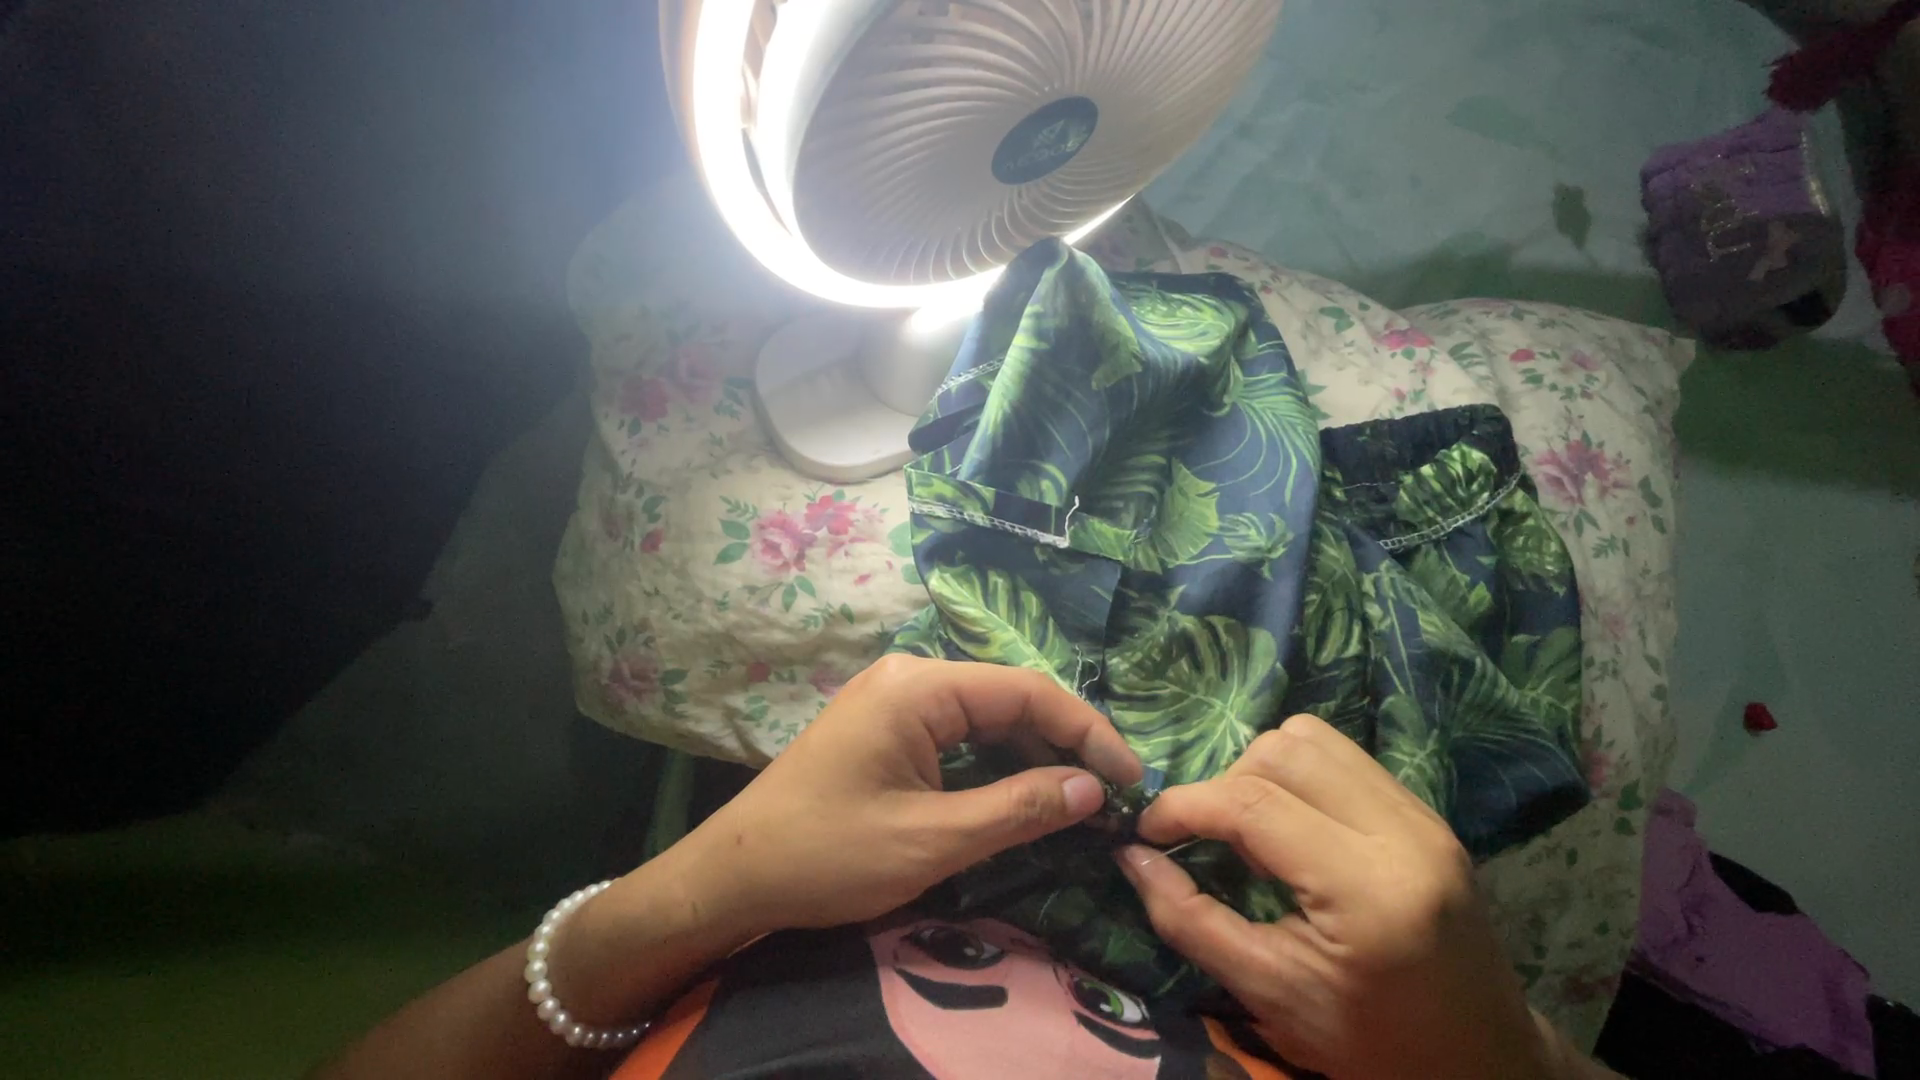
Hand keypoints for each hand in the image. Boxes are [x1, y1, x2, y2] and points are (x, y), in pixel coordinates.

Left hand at [658, 655, 1143, 940]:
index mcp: (919, 687)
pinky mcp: (888, 724)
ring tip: (1079, 798)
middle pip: (1009, 697)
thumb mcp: (931, 841)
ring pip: (986, 715)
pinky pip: (958, 731)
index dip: (1086, 731)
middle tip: (1110, 796)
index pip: (1026, 692)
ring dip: (1032, 754)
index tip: (1132, 777)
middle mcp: (911, 675)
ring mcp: (896, 697)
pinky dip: (996, 760)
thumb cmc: (827, 855)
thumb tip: (1093, 790)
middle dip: (1063, 743)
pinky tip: (1024, 791)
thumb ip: (1017, 809)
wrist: (733, 874)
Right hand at [1115, 714, 1552, 1079]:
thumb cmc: (1372, 1044)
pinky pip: (1341, 755)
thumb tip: (1130, 854)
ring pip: (1310, 738)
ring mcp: (1422, 815)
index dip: (1183, 807)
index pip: (1252, 804)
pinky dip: (1296, 773)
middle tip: (1211, 840)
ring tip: (1254, 829)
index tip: (1147, 832)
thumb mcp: (1270, 995)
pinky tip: (1293, 824)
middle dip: (1224, 786)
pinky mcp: (1426, 812)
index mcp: (1369, 890)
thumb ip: (1190, 920)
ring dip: (1260, 770)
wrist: (1484, 1065)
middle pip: (1279, 752)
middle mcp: (1403, 833)